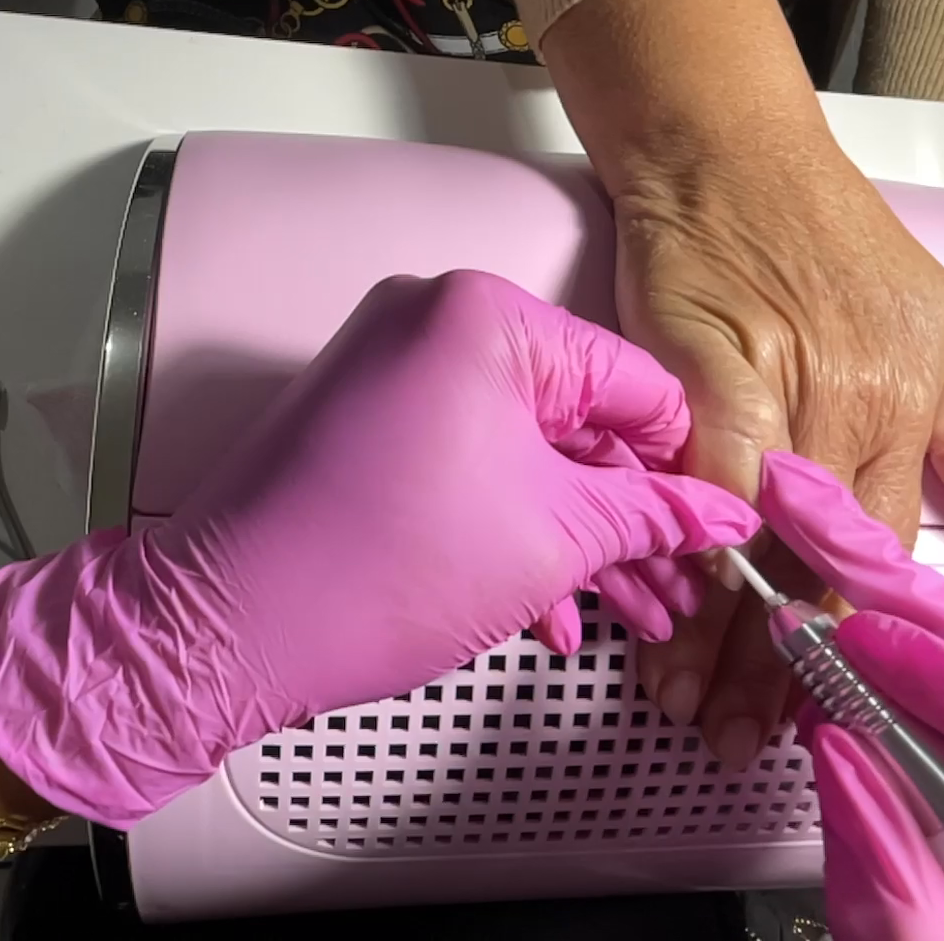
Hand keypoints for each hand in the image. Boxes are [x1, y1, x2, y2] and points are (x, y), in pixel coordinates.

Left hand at [0, 271, 757, 826]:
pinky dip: (507, 524)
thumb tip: (716, 511)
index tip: (717, 523)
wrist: (226, 625)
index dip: (685, 462)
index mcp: (483, 317)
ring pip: (519, 450)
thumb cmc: (374, 570)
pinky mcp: (366, 418)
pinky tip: (547, 605)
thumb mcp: (549, 539)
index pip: (630, 380)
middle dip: (629, 516)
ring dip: (573, 532)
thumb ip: (648, 513)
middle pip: (573, 419)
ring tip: (628, 612)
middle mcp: (430, 321)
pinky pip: (464, 459)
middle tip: (676, 586)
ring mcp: (391, 369)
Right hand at [540, 0, 943, 768]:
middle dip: (778, 663)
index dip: (848, 640)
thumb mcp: (929, 317)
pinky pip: (700, 490)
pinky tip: (655, 612)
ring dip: (721, 634)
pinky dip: (681, 556)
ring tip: (688, 704)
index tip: (818, 706)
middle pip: (817, 566)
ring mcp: (776, 393)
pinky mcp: (700, 373)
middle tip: (743, 735)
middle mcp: (851, 410)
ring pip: (758, 544)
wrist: (723, 159)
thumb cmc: (810, 232)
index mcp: (905, 404)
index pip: (882, 554)